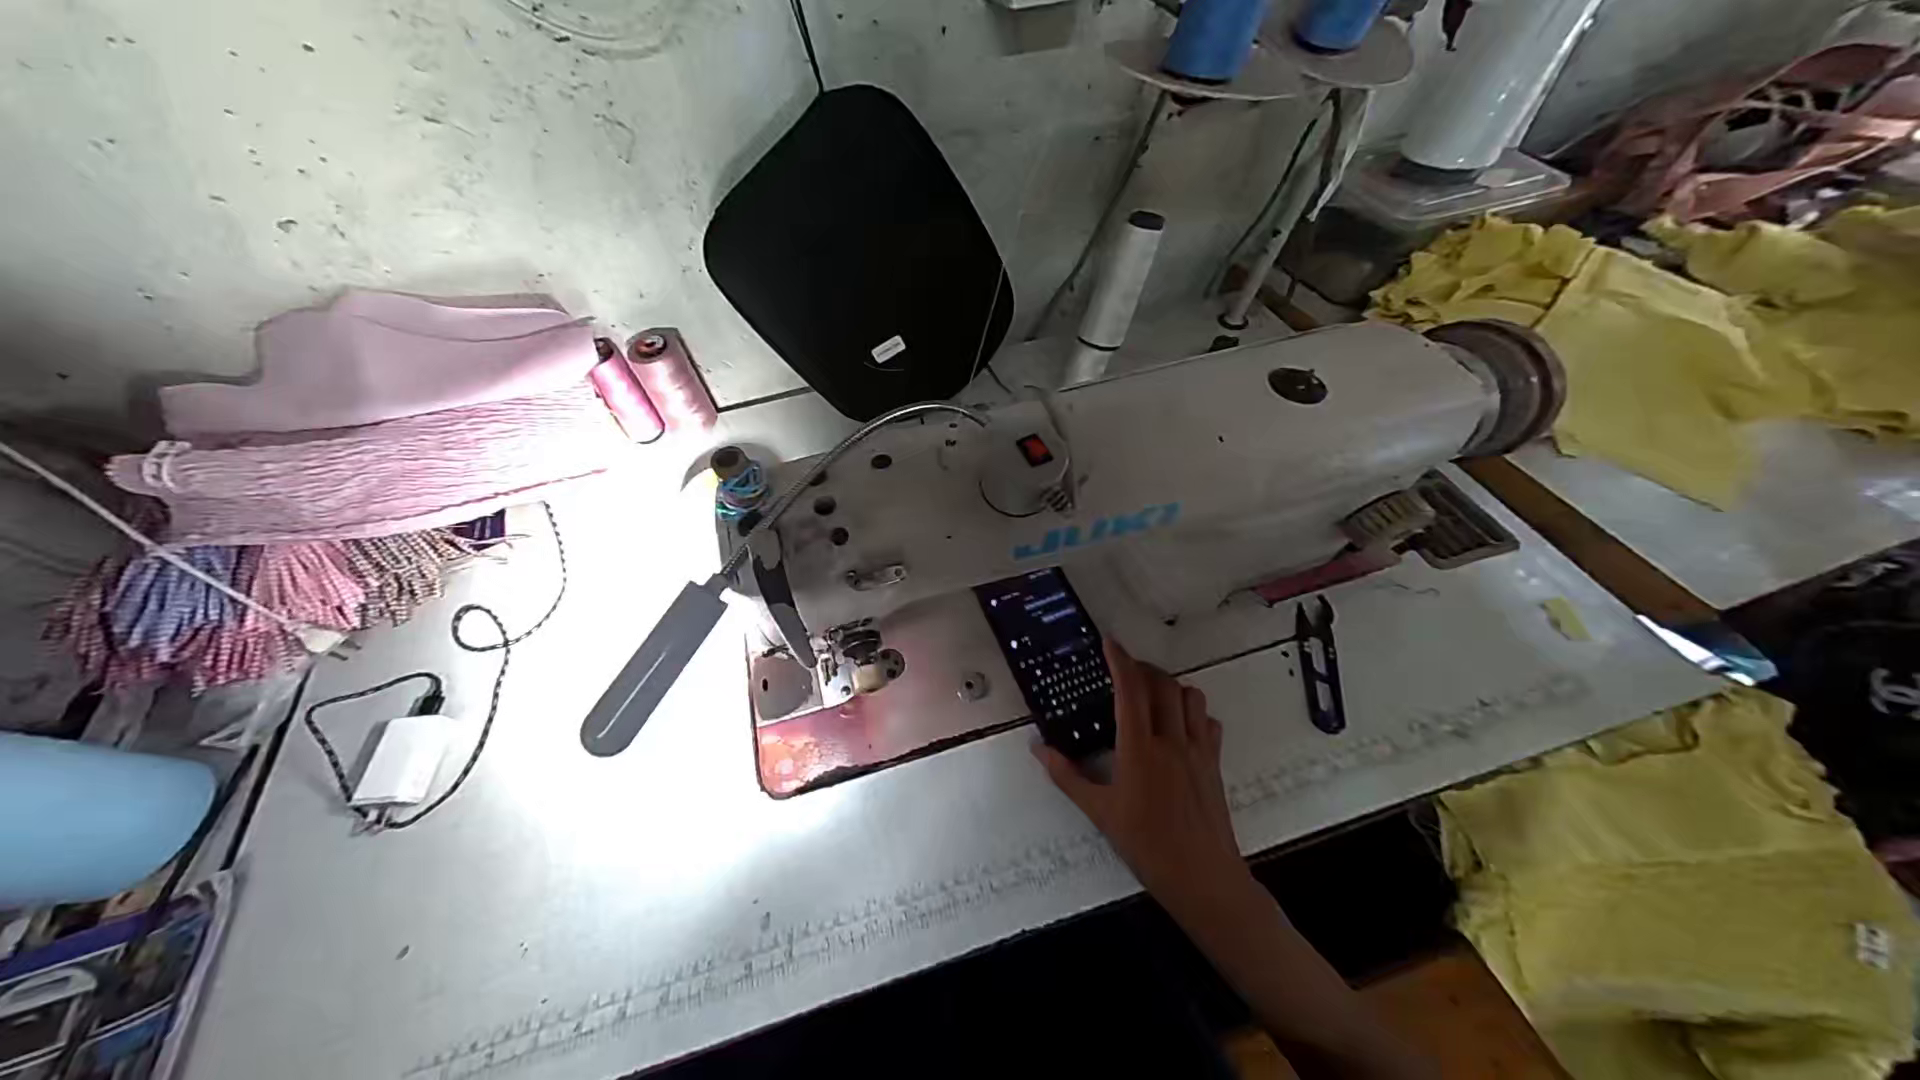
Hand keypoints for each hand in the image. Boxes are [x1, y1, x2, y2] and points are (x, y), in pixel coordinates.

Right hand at [1034, 640, 1245, 907]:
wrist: (1202, 877)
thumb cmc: (1146, 845)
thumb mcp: (1099, 812)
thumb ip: (1067, 777)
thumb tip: (1039, 749)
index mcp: (1139, 749)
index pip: (1130, 691)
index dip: (1120, 661)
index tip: (1110, 642)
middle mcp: (1171, 741)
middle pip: (1163, 685)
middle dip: (1143, 668)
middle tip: (1125, 670)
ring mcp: (1198, 751)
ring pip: (1191, 697)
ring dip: (1171, 686)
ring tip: (1152, 694)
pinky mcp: (1215, 764)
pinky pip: (1209, 723)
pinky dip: (1194, 713)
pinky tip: (1180, 726)